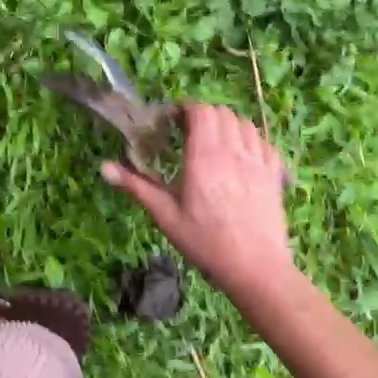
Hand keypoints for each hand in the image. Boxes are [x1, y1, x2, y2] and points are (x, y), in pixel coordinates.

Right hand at [103, 103, 295, 301]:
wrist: (255, 269)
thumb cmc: (205, 242)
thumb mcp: (165, 215)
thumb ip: (136, 186)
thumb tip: (102, 167)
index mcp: (204, 156)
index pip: (200, 111)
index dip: (186, 109)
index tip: (172, 121)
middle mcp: (233, 151)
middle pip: (222, 112)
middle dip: (204, 115)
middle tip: (189, 132)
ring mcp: (259, 162)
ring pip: (245, 123)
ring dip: (228, 125)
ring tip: (215, 142)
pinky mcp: (275, 175)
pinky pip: (265, 143)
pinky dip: (251, 141)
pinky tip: (242, 157)